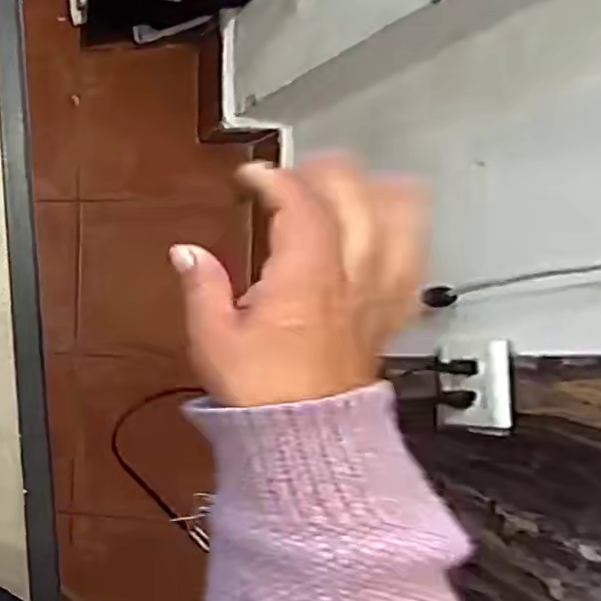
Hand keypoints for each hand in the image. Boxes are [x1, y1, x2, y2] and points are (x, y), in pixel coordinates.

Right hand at [171, 155, 426, 407]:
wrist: (302, 432)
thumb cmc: (259, 388)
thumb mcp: (211, 335)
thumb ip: (201, 286)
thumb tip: (186, 252)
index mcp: (303, 281)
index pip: (301, 209)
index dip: (277, 182)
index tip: (253, 175)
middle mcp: (348, 281)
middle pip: (359, 203)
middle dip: (330, 174)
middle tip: (301, 167)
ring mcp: (376, 296)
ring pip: (403, 224)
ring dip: (381, 193)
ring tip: (359, 182)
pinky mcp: (388, 314)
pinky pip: (414, 262)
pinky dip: (407, 234)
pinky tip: (395, 231)